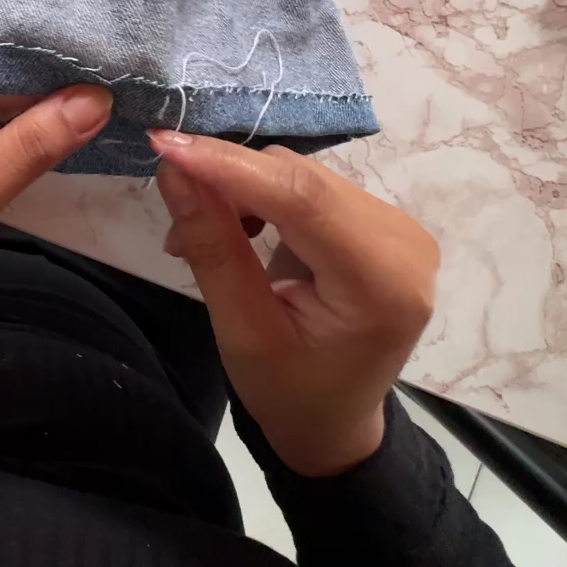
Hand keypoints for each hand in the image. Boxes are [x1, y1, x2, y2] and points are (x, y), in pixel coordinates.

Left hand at [0, 79, 112, 375]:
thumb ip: (31, 145)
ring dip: (52, 93)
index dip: (47, 51)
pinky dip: (38, 118)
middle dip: (55, 69)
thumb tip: (98, 98)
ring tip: (113, 79)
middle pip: (2, 65)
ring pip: (9, 89)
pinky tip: (79, 111)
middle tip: (123, 64)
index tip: (107, 48)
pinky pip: (5, 113)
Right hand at [151, 131, 438, 476]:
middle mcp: (402, 241)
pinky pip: (302, 183)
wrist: (333, 422)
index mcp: (382, 283)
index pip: (301, 197)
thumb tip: (172, 171)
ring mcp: (393, 226)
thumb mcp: (241, 329)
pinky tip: (233, 227)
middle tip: (169, 201)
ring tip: (195, 234)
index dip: (229, 165)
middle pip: (298, 178)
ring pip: (295, 174)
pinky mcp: (374, 220)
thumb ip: (211, 246)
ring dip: (236, 189)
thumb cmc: (288, 391)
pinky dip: (256, 195)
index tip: (164, 145)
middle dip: (225, 179)